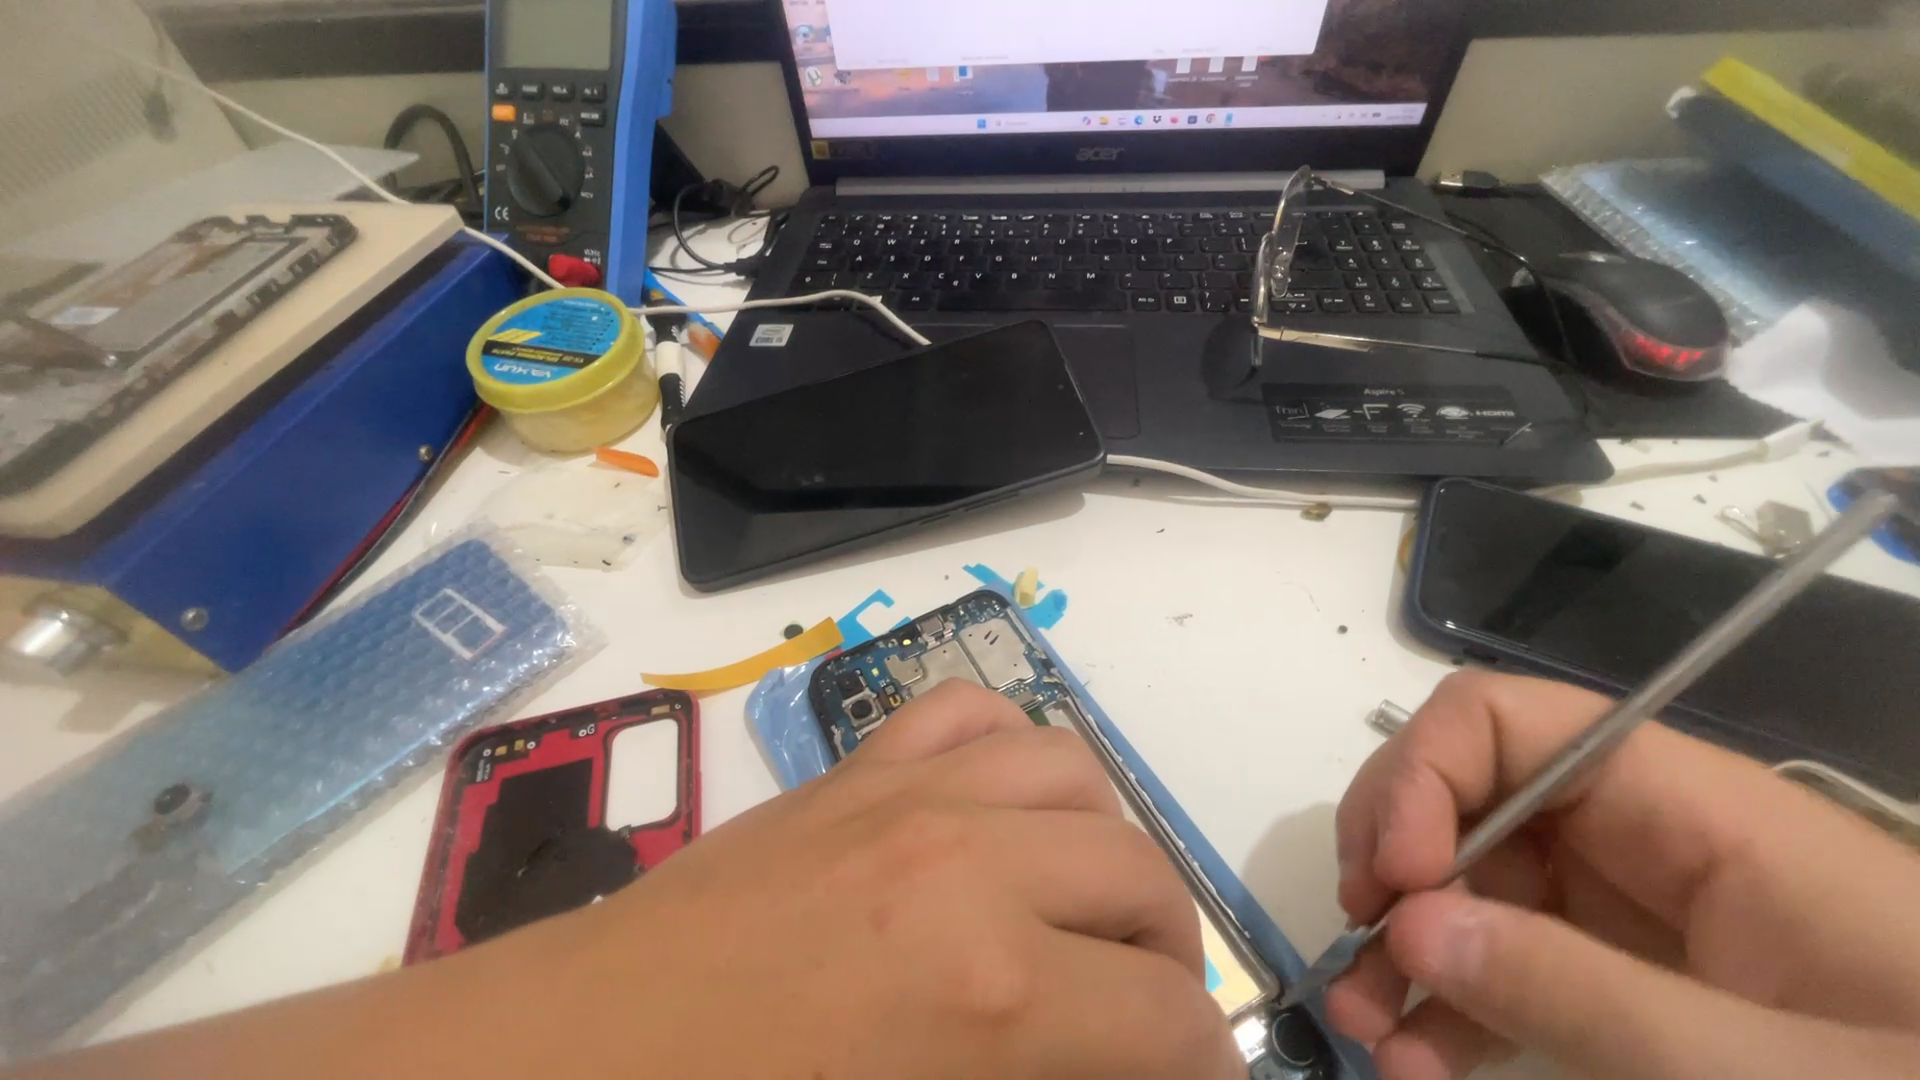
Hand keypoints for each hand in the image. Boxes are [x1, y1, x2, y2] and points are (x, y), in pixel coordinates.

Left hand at [21, 681, 1238, 1079]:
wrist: (573, 1059)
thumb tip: (1102, 1065)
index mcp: (991, 992)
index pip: (1170, 1018)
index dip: (1206, 1064)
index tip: (1194, 1078)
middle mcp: (970, 862)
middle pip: (1143, 877)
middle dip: (1168, 955)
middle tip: (1139, 1007)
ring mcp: (907, 791)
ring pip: (1073, 773)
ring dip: (1100, 843)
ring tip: (1077, 901)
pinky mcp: (853, 765)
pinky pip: (964, 712)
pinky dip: (1005, 751)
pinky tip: (994, 804)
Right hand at [1327, 671, 1919, 1079]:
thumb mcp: (1774, 1072)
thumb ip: (1588, 996)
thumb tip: (1408, 927)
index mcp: (1682, 806)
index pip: (1502, 721)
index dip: (1422, 774)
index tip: (1392, 874)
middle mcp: (1632, 833)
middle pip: (1462, 795)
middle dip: (1391, 860)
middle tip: (1356, 935)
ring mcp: (1620, 906)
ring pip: (1466, 882)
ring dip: (1400, 946)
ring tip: (1358, 1020)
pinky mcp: (1620, 973)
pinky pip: (1502, 960)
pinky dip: (1446, 1002)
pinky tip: (1412, 1056)